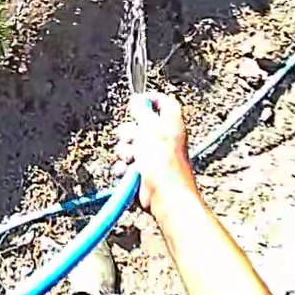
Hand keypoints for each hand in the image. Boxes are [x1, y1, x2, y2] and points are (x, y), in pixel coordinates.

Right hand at [114, 92, 199, 218]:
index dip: (151, 99)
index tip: (137, 100)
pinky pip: (124, 163)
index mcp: (170, 124)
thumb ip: (142, 111)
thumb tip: (136, 99)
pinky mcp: (140, 171)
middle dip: (129, 132)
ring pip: (127, 145)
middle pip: (138, 124)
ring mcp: (151, 156)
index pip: (164, 103)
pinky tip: (127, 172)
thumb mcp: (151, 127)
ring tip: (131, 160)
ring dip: (125, 152)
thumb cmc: (163, 160)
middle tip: (133, 139)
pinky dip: (123, 167)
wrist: (164, 195)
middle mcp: (162, 138)